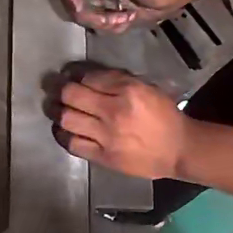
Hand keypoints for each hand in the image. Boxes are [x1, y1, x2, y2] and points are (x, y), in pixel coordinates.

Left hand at [52, 68, 190, 178]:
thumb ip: (120, 81)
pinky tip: (61, 130)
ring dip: (56, 111)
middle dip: (59, 90)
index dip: (75, 75)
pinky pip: (73, 144)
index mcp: (128, 90)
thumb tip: (90, 78)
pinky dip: (63, 135)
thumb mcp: (147, 88)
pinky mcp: (103, 156)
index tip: (69, 76)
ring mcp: (106, 136)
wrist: (178, 150)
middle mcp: (114, 111)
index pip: (89, 78)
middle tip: (54, 89)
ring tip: (54, 108)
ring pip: (67, 119)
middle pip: (71, 96)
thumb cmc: (165, 116)